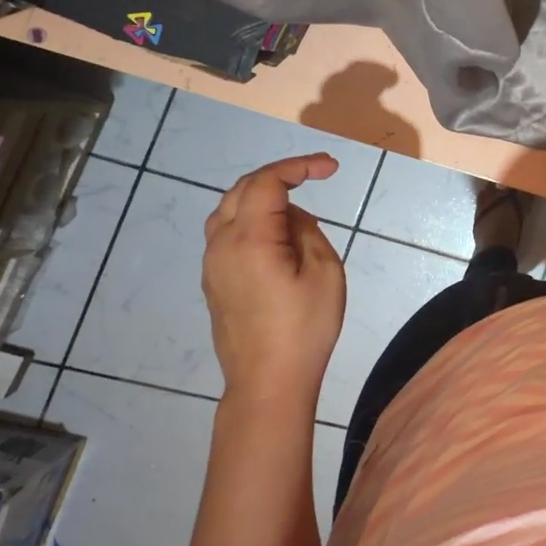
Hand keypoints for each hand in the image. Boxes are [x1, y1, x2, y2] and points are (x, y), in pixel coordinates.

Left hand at [201, 154, 346, 406]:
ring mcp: (213, 264)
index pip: (268, 182)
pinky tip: (280, 234)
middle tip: (317, 174)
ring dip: (262, 195)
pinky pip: (228, 233)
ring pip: (229, 210)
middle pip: (243, 189)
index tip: (332, 168)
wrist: (268, 380)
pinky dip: (253, 218)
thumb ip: (307, 232)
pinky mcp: (215, 281)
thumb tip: (292, 218)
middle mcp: (222, 245)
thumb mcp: (325, 271)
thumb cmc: (305, 326)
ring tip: (298, 202)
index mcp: (250, 239)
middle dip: (280, 175)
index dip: (299, 166)